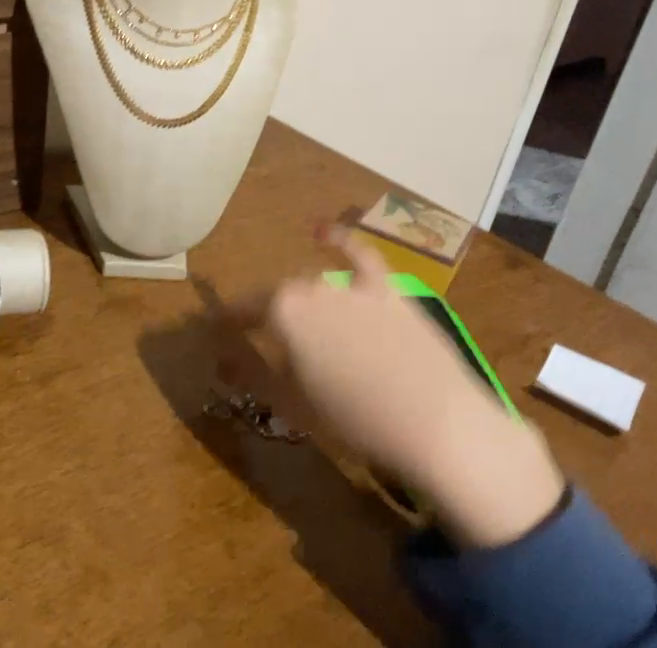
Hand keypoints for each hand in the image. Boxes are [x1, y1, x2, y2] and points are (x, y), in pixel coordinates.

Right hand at [221, 226, 565, 548]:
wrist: (439, 424)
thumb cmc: (355, 419)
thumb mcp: (291, 403)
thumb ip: (252, 373)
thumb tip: (222, 358)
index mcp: (281, 311)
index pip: (243, 311)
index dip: (229, 324)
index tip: (216, 334)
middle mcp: (311, 286)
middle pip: (280, 298)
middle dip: (266, 317)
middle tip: (264, 343)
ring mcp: (352, 285)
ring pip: (316, 285)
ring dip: (304, 303)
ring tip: (304, 330)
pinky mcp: (389, 291)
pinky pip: (360, 256)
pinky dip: (339, 240)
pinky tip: (322, 231)